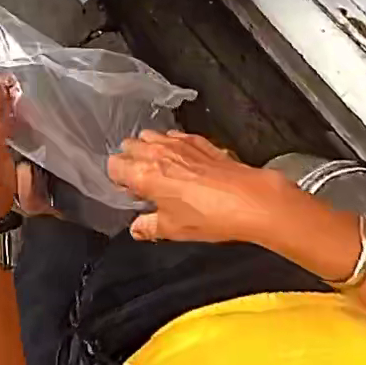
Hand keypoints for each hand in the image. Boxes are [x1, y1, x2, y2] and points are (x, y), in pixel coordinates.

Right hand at [106, 131, 322, 244]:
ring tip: (162, 166)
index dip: (119, 179)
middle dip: (131, 159)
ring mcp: (176, 143)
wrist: (252, 201)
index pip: (113, 166)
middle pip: (127, 146)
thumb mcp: (174, 230)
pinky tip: (184, 160)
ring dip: (149, 147)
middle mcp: (154, 153)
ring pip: (148, 135)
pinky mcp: (196, 140)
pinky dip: (173, 143)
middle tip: (145, 179)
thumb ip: (149, 226)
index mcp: (142, 175)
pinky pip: (174, 135)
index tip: (130, 190)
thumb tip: (137, 228)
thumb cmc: (210, 217)